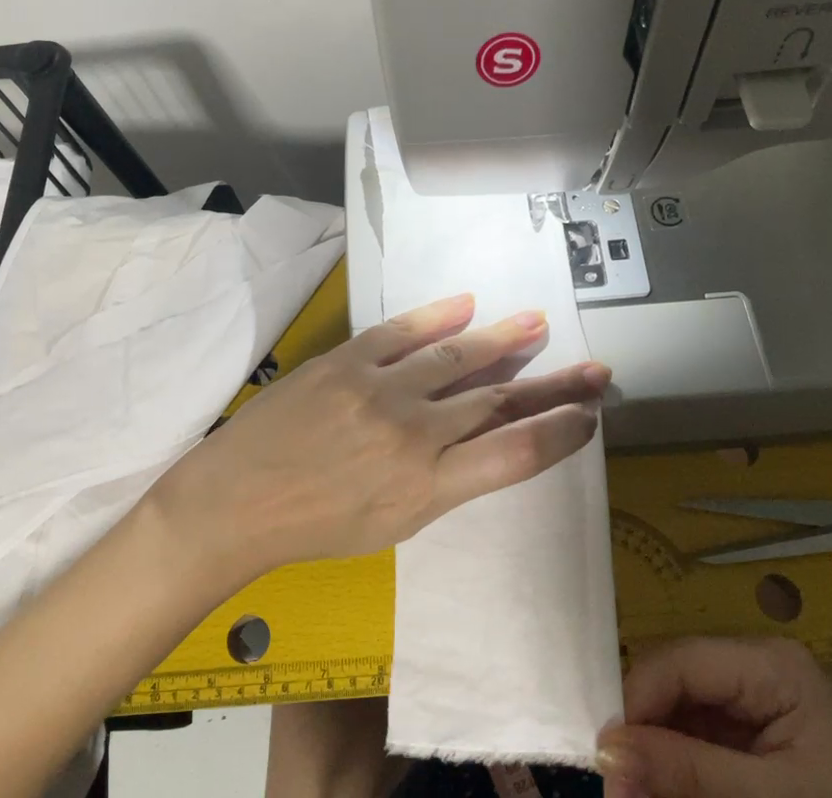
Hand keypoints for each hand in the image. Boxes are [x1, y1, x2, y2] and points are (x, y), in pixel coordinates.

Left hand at [147, 293, 610, 581]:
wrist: (236, 500)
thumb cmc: (316, 526)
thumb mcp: (394, 524)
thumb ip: (444, 481)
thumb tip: (483, 439)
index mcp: (428, 488)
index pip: (514, 456)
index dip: (560, 433)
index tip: (589, 416)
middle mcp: (414, 436)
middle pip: (500, 401)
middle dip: (554, 385)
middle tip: (595, 368)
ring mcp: (379, 393)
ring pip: (458, 358)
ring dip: (505, 339)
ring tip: (539, 323)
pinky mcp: (346, 363)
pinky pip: (402, 332)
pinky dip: (438, 316)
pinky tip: (469, 304)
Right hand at [596, 638, 831, 797]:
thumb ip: (688, 774)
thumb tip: (604, 751)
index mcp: (769, 665)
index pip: (677, 663)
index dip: (632, 704)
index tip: (603, 762)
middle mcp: (756, 671)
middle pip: (673, 687)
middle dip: (640, 735)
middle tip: (614, 787)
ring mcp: (755, 706)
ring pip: (677, 717)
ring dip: (652, 757)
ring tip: (631, 791)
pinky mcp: (755, 741)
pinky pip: (696, 743)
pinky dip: (675, 771)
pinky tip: (661, 789)